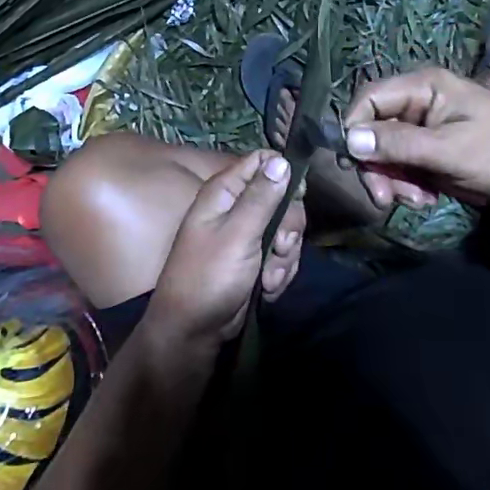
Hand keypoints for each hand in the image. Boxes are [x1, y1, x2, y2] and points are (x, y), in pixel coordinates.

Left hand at [146, 150, 304, 347]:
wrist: (194, 330)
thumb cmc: (209, 276)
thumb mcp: (238, 234)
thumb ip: (262, 197)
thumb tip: (282, 159)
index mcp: (225, 192)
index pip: (261, 160)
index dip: (283, 173)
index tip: (295, 196)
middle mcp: (236, 207)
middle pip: (282, 197)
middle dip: (288, 227)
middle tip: (281, 247)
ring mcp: (246, 234)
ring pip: (285, 229)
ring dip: (284, 256)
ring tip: (270, 279)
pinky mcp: (255, 258)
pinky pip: (282, 254)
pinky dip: (280, 271)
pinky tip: (269, 288)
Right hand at [343, 67, 489, 206]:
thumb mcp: (448, 150)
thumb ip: (398, 145)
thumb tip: (349, 141)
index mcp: (424, 87)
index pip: (369, 98)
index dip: (354, 129)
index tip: (353, 164)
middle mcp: (419, 101)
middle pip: (374, 129)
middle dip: (376, 165)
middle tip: (384, 198)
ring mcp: (425, 126)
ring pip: (385, 152)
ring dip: (393, 180)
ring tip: (417, 201)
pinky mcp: (431, 148)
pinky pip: (403, 165)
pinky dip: (408, 184)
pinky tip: (426, 199)